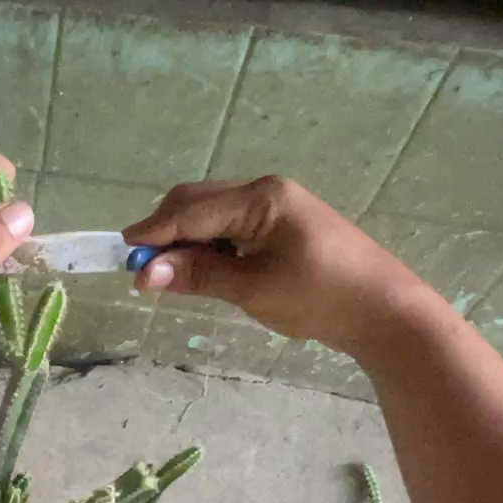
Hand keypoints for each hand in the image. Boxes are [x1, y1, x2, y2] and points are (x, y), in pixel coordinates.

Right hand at [124, 177, 431, 354]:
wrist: (381, 310)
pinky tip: (199, 270)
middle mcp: (263, 192)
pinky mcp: (276, 224)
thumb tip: (146, 273)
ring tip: (166, 275)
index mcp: (261, 199)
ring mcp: (271, 206)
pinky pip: (225, 227)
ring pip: (208, 215)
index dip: (153, 232)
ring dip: (182, 241)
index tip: (121, 256)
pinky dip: (203, 246)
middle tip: (142, 271)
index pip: (191, 210)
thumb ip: (198, 276)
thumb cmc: (320, 298)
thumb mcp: (253, 289)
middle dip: (164, 233)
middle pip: (195, 203)